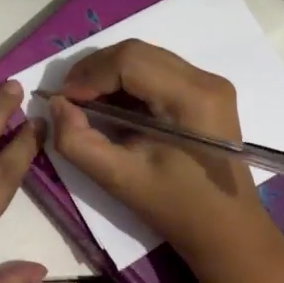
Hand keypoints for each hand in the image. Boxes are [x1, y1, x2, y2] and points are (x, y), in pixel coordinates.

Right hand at [48, 40, 283, 276]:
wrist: (227, 230)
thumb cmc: (176, 207)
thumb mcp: (118, 179)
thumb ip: (76, 141)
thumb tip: (56, 105)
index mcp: (192, 98)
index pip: (129, 61)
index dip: (89, 75)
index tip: (64, 101)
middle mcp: (206, 79)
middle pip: (136, 52)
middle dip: (95, 71)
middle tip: (68, 99)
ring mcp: (209, 82)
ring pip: (143, 57)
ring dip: (108, 74)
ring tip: (85, 101)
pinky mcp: (204, 91)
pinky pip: (155, 70)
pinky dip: (125, 81)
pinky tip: (110, 105)